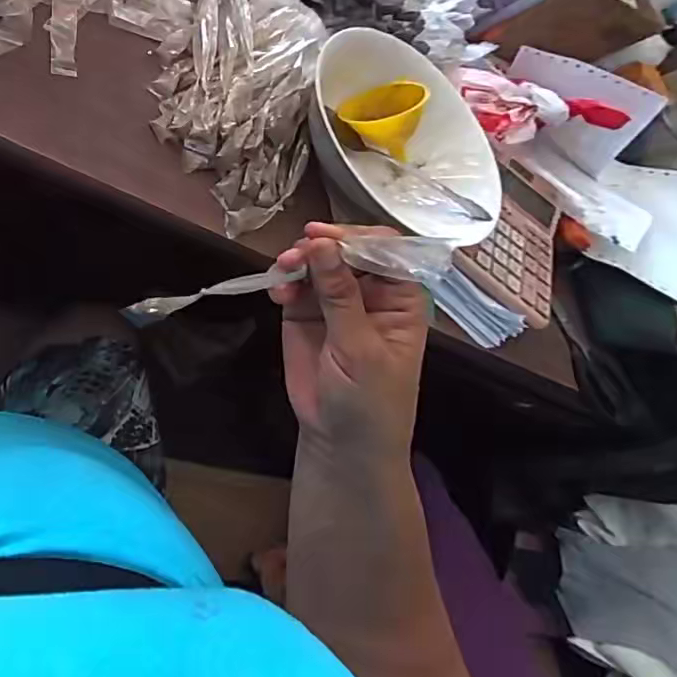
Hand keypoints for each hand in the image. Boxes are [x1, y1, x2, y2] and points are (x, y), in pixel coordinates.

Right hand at [268, 222, 428, 464]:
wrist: (339, 439)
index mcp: (399, 298)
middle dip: (320, 247)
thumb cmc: (370, 400)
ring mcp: (333, 300)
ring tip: (283, 273)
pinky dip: (282, 280)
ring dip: (297, 261)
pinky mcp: (303, 311)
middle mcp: (367, 292)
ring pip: (315, 262)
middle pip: (345, 251)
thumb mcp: (359, 348)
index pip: (385, 252)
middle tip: (296, 254)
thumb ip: (339, 295)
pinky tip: (278, 292)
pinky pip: (292, 283)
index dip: (356, 239)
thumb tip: (322, 245)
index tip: (323, 237)